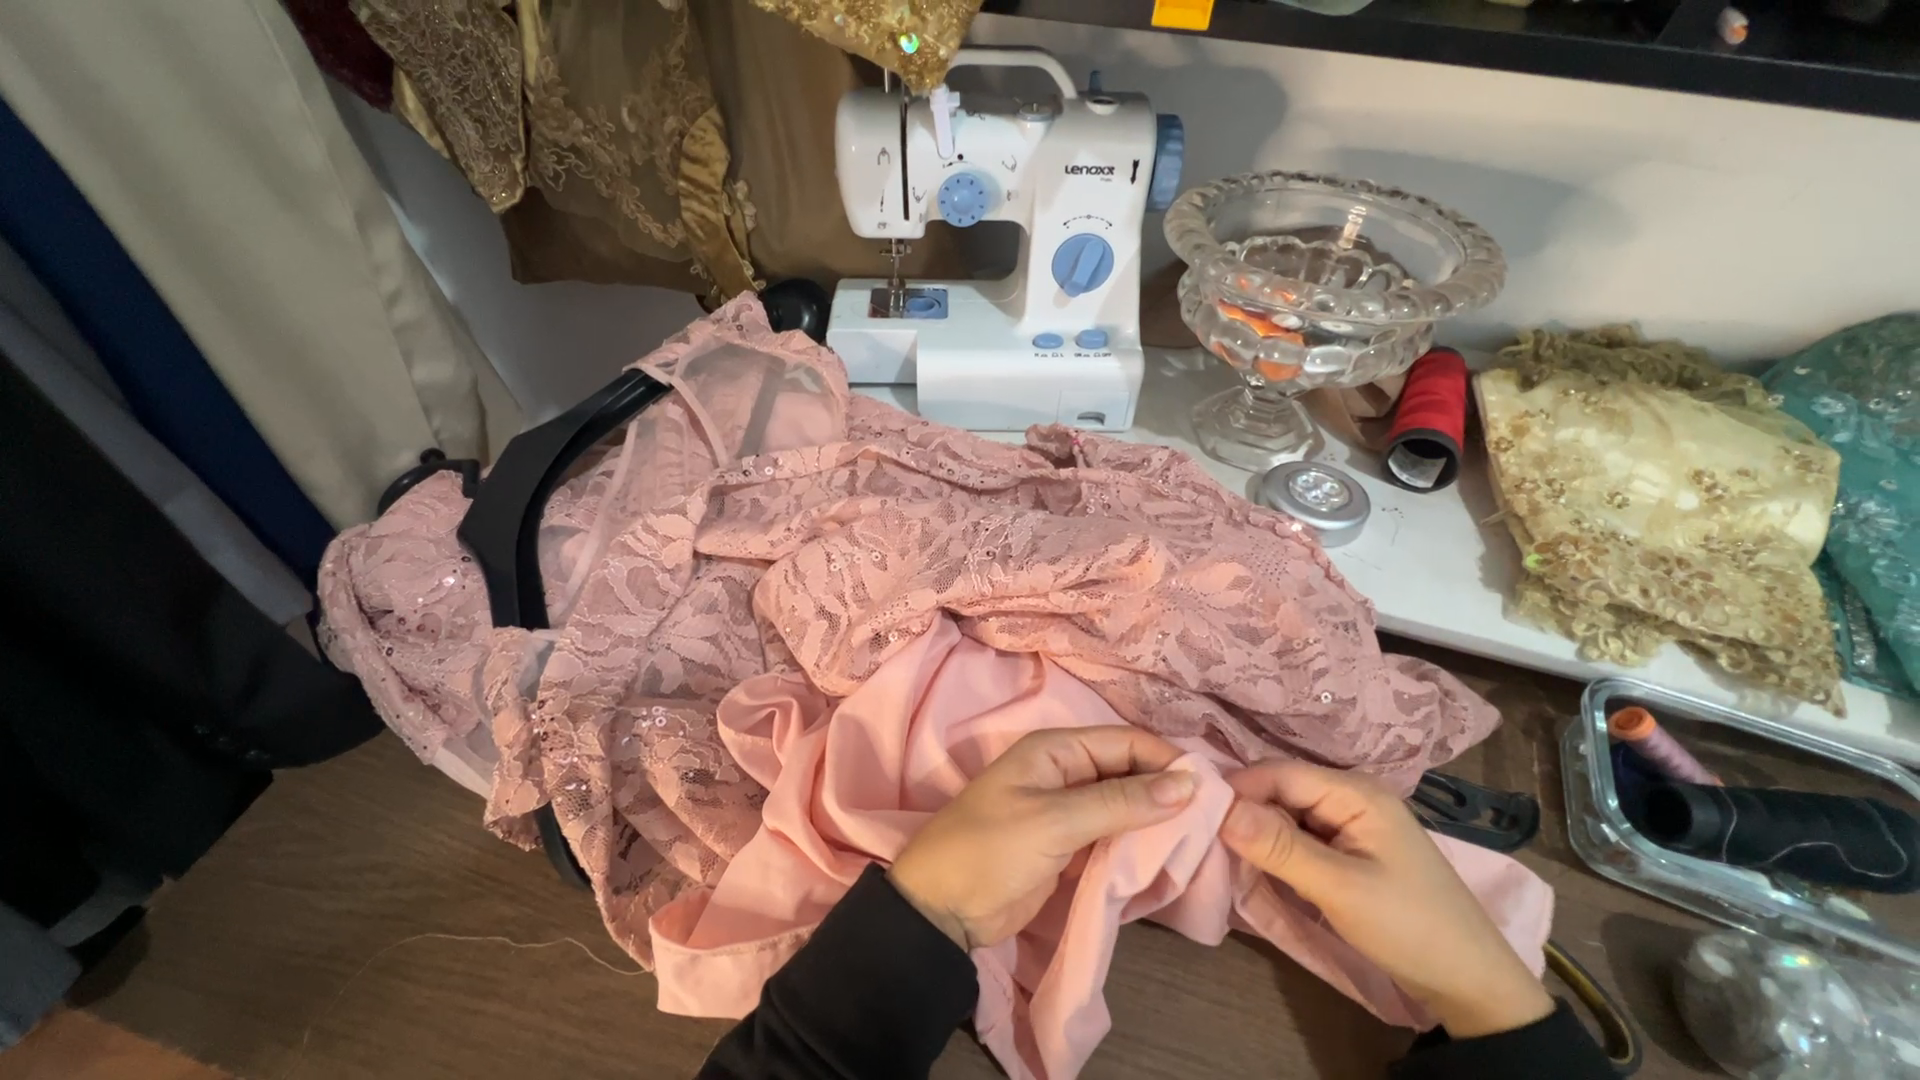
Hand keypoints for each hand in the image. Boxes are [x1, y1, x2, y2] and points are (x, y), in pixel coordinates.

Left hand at [887, 726, 1196, 951]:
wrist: (941, 909)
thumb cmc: (991, 850)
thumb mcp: (1056, 821)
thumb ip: (1121, 802)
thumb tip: (1188, 783)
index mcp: (1057, 748)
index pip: (1126, 742)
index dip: (1168, 761)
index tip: (1215, 790)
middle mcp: (1066, 771)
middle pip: (1130, 771)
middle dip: (1167, 792)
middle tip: (1216, 820)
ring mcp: (1068, 809)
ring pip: (1126, 805)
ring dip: (1158, 820)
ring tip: (1204, 840)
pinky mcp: (1070, 845)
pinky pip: (1114, 835)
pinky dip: (1140, 844)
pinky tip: (1170, 858)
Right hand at [1219, 760, 1553, 1037]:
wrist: (1472, 985)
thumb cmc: (1409, 927)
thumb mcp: (1339, 888)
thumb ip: (1279, 846)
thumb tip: (1219, 808)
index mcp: (1355, 792)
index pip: (1278, 773)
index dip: (1237, 790)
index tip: (1200, 818)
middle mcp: (1350, 796)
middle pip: (1280, 790)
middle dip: (1245, 813)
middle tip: (1209, 843)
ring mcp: (1350, 823)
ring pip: (1286, 814)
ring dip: (1259, 834)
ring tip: (1228, 858)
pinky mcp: (1348, 849)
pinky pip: (1299, 836)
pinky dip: (1277, 851)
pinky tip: (1261, 869)